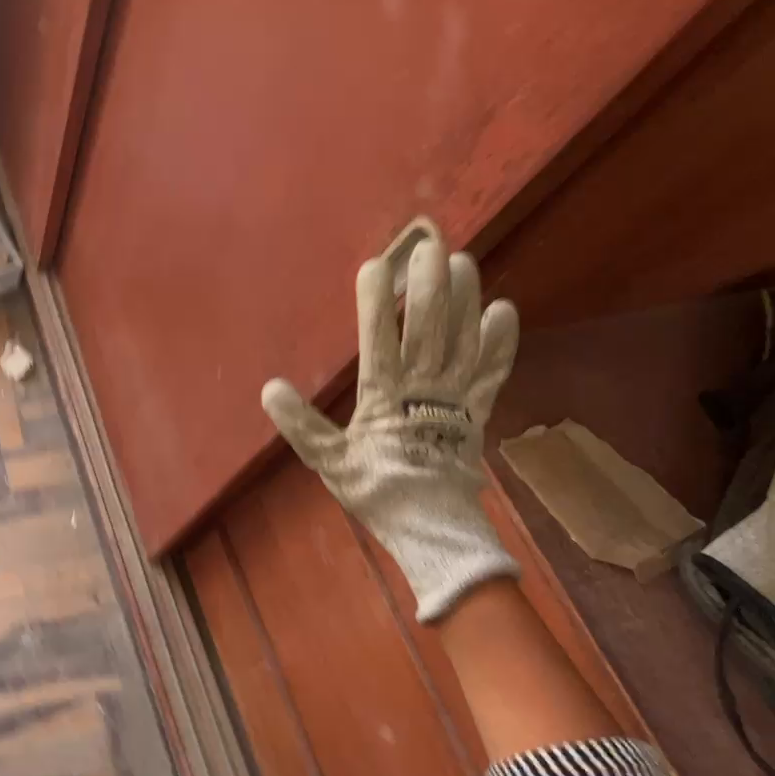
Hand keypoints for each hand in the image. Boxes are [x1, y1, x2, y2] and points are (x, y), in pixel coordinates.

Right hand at [262, 230, 521, 621]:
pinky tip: (505, 312)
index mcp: (384, 399)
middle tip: (429, 246)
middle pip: (429, 330)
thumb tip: (269, 388)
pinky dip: (500, 343)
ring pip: (463, 341)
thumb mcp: (329, 462)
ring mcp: (457, 398)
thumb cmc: (377, 492)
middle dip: (427, 286)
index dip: (376, 304)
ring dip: (464, 301)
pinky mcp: (480, 411)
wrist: (433, 530)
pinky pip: (493, 372)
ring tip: (463, 261)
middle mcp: (424, 389)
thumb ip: (301, 425)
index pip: (379, 341)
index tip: (374, 267)